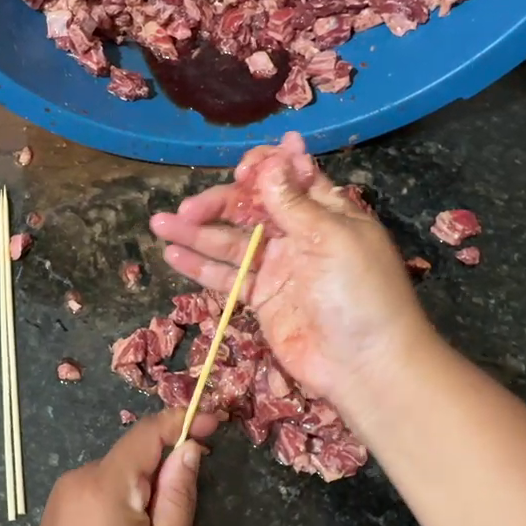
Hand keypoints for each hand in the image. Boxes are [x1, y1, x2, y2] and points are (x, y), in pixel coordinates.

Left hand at [2, 408, 218, 525]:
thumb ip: (179, 499)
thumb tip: (189, 449)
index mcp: (105, 484)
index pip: (148, 432)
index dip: (182, 420)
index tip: (215, 421)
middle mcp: (80, 477)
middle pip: (133, 454)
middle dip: (166, 467)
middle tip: (187, 512)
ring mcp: (64, 494)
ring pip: (119, 473)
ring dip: (145, 488)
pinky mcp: (58, 511)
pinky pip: (101, 489)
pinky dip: (124, 500)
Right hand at [149, 133, 432, 409]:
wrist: (366, 366)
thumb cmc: (361, 294)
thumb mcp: (333, 238)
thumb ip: (294, 203)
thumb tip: (272, 159)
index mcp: (325, 212)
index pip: (288, 177)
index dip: (263, 169)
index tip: (242, 172)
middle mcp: (298, 234)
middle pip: (249, 208)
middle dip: (218, 203)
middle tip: (187, 209)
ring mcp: (277, 267)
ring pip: (229, 241)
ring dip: (195, 231)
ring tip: (159, 223)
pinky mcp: (261, 298)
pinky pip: (226, 276)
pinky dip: (199, 265)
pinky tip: (172, 253)